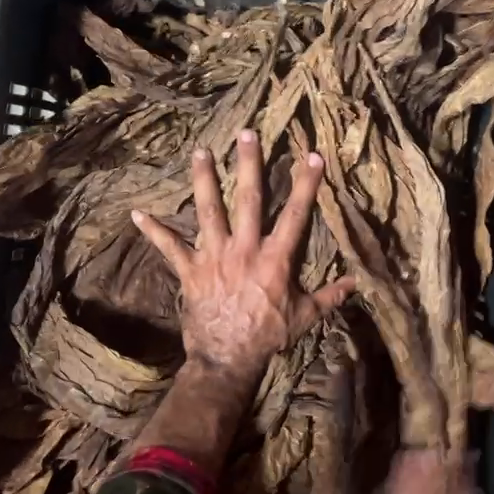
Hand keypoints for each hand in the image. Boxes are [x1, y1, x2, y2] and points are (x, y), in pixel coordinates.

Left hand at [133, 129, 353, 380]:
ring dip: (204, 180)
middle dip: (249, 164)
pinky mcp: (190, 270)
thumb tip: (357, 283)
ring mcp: (215, 257)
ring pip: (209, 211)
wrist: (227, 360)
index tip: (312, 154)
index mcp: (276, 258)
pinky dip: (153, 231)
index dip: (305, 184)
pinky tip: (136, 213)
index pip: (296, 214)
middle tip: (247, 133)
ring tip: (200, 152)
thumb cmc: (269, 337)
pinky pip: (169, 247)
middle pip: (249, 199)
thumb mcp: (305, 317)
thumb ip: (330, 296)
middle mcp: (245, 249)